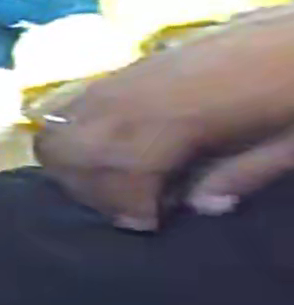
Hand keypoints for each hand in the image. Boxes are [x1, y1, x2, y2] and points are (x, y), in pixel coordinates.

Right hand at [36, 7, 293, 229]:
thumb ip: (248, 172)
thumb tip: (202, 208)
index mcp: (174, 117)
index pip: (120, 168)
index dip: (125, 203)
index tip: (145, 226)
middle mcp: (125, 101)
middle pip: (70, 152)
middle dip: (87, 188)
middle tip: (124, 209)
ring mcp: (111, 86)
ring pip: (55, 132)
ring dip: (69, 165)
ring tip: (106, 183)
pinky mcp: (109, 78)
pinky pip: (63, 113)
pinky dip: (69, 139)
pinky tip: (100, 152)